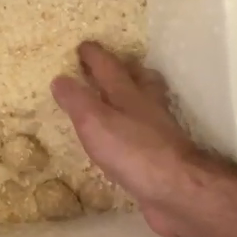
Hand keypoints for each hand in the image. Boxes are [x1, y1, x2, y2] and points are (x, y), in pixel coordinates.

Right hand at [52, 42, 214, 236]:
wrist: (176, 190)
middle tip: (111, 66)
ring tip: (121, 97)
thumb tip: (60, 78)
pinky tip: (129, 136)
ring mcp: (158, 131)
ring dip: (134, 95)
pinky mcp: (162, 156)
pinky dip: (136, 127)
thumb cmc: (133, 151)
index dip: (94, 56)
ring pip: (146, 103)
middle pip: (138, 79)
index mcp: (128, 94)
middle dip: (123, 69)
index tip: (83, 46)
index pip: (109, 67)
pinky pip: (146, 132)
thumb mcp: (94, 122)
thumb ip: (77, 101)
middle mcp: (146, 107)